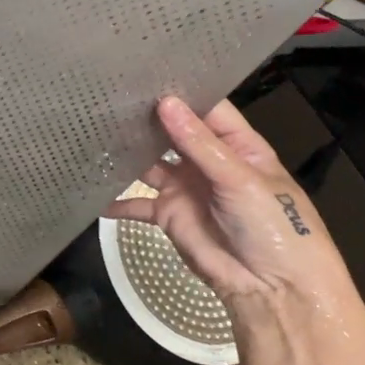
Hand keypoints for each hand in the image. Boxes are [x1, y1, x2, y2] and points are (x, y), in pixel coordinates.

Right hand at [106, 97, 346, 300]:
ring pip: (148, 163)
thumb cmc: (274, 227)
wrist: (272, 290)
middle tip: (106, 96)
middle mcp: (209, 163)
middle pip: (172, 134)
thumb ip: (198, 143)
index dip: (181, 94)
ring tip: (91, 132)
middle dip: (145, 119)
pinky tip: (90, 191)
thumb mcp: (240, 180)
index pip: (208, 111)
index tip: (145, 74)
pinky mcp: (167, 214)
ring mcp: (185, 188)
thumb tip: (164, 103)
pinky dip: (114, 200)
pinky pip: (134, 203)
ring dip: (126, 153)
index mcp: (239, 149)